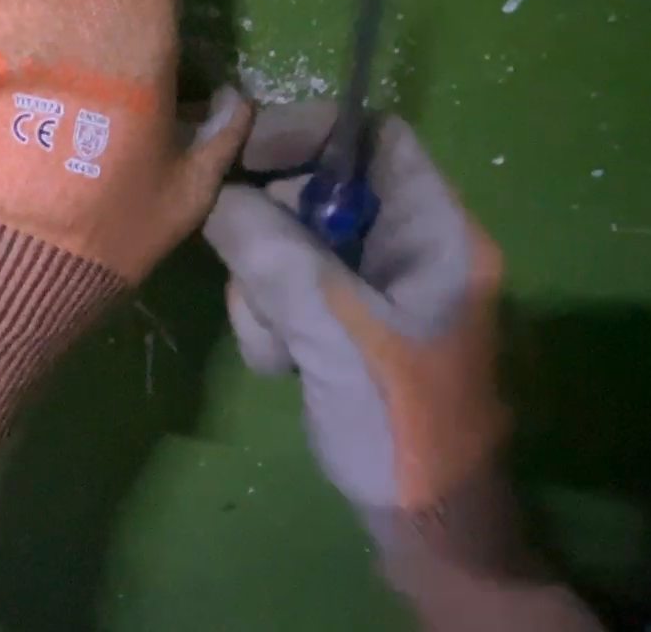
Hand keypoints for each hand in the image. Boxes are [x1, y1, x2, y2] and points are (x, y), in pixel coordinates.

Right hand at [203, 102, 507, 518]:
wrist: (418, 519)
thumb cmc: (400, 422)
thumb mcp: (337, 334)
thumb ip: (276, 256)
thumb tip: (217, 195)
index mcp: (432, 232)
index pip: (374, 139)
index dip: (310, 132)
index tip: (245, 153)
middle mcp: (400, 244)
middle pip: (314, 188)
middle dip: (267, 228)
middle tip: (243, 268)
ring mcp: (364, 280)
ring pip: (284, 237)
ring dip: (259, 283)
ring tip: (276, 342)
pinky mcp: (334, 312)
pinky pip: (279, 280)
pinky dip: (263, 312)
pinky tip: (279, 360)